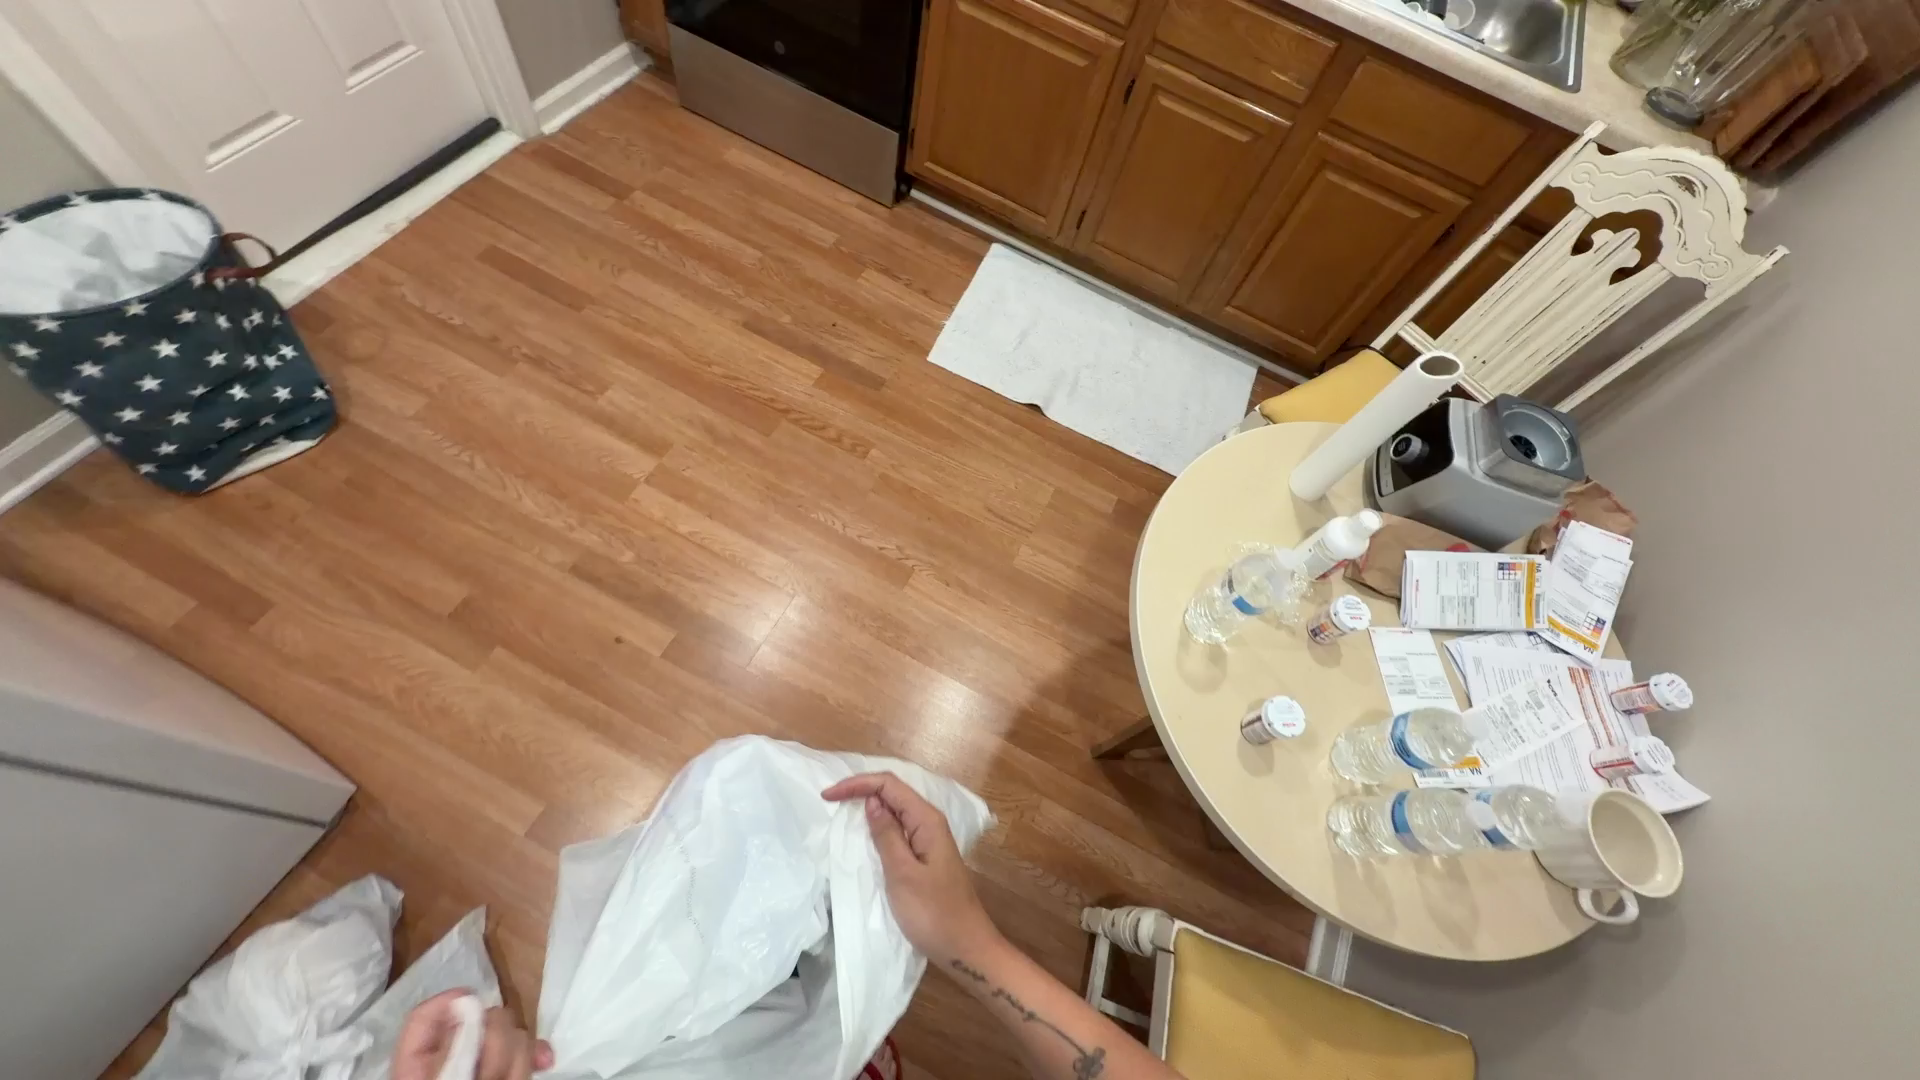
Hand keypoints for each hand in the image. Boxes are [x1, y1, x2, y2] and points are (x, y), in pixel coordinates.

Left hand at [392, 990, 553, 1079]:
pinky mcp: (506, 1075)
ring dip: (518, 1060)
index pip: (427, 1017)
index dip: (453, 1004)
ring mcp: (480, 1067)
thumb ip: (453, 1056)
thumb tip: (465, 1003)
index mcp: (418, 1067)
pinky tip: (545, 1065)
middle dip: (499, 1044)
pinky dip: (536, 1056)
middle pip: (480, 1018)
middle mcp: (450, 1060)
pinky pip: (528, 1050)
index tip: (479, 1010)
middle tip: (494, 1077)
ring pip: (510, 1033)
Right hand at [822, 772, 1001, 966]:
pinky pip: (899, 829)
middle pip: (893, 791)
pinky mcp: (925, 856)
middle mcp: (930, 822)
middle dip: (862, 788)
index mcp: (927, 820)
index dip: (857, 784)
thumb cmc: (933, 913)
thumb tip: (872, 801)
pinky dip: (879, 825)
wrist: (965, 948)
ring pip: (896, 809)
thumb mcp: (903, 874)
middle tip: (830, 798)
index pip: (889, 784)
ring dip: (869, 804)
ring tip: (841, 809)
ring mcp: (929, 839)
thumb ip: (887, 835)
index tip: (827, 797)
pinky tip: (865, 833)